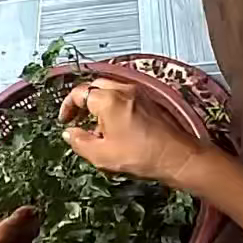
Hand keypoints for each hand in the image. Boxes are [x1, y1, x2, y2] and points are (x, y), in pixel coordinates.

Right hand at [58, 78, 208, 186]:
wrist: (177, 156)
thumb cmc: (143, 155)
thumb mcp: (101, 155)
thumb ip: (79, 142)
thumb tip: (69, 134)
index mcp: (108, 100)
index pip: (79, 93)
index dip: (67, 106)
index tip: (65, 119)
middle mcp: (123, 90)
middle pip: (94, 86)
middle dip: (82, 101)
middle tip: (77, 118)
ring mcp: (138, 94)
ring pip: (109, 89)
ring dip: (98, 103)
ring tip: (96, 127)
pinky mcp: (148, 101)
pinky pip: (123, 96)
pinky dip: (113, 105)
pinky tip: (114, 127)